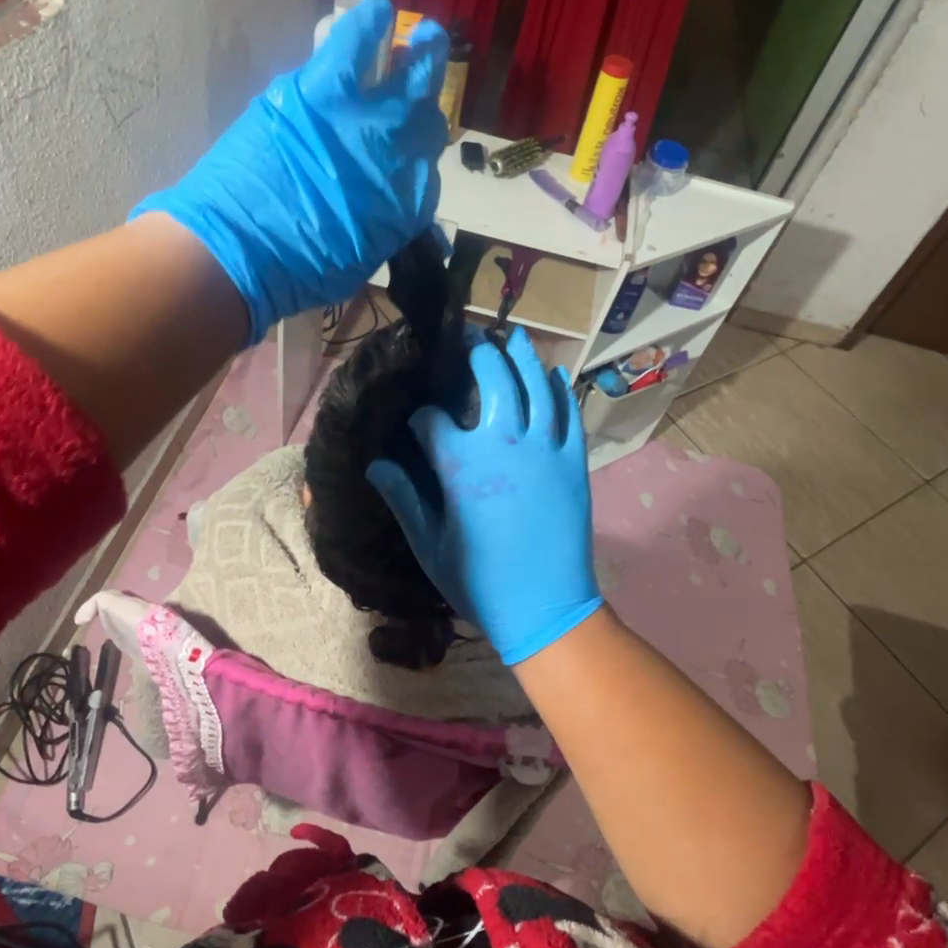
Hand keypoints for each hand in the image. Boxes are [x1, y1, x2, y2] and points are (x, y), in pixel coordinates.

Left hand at [131, 0, 450, 343]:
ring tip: (420, 43)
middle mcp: (401, 160)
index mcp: (407, 209)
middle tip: (419, 94)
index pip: (425, 177)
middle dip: (423, 112)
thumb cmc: (293, 273)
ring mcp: (368, 120)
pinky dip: (371, 23)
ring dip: (420, 60)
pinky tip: (380, 10)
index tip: (402, 160)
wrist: (240, 254)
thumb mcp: (353, 262)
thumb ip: (375, 229)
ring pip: (411, 79)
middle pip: (428, 123)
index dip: (413, 165)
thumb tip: (374, 209)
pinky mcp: (325, 89)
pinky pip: (358, 44)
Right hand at [366, 327, 603, 664]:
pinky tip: (556, 375)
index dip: (422, 417)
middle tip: (473, 339)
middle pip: (491, 378)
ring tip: (513, 339)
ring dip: (522, 357)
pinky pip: (569, 414)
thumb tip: (374, 464)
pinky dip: (561, 390)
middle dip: (479, 354)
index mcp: (460, 464)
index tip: (420, 422)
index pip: (433, 419)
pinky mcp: (573, 461)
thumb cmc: (479, 581)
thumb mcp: (430, 545)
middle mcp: (503, 442)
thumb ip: (404, 498)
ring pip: (535, 385)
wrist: (545, 608)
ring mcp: (544, 448)